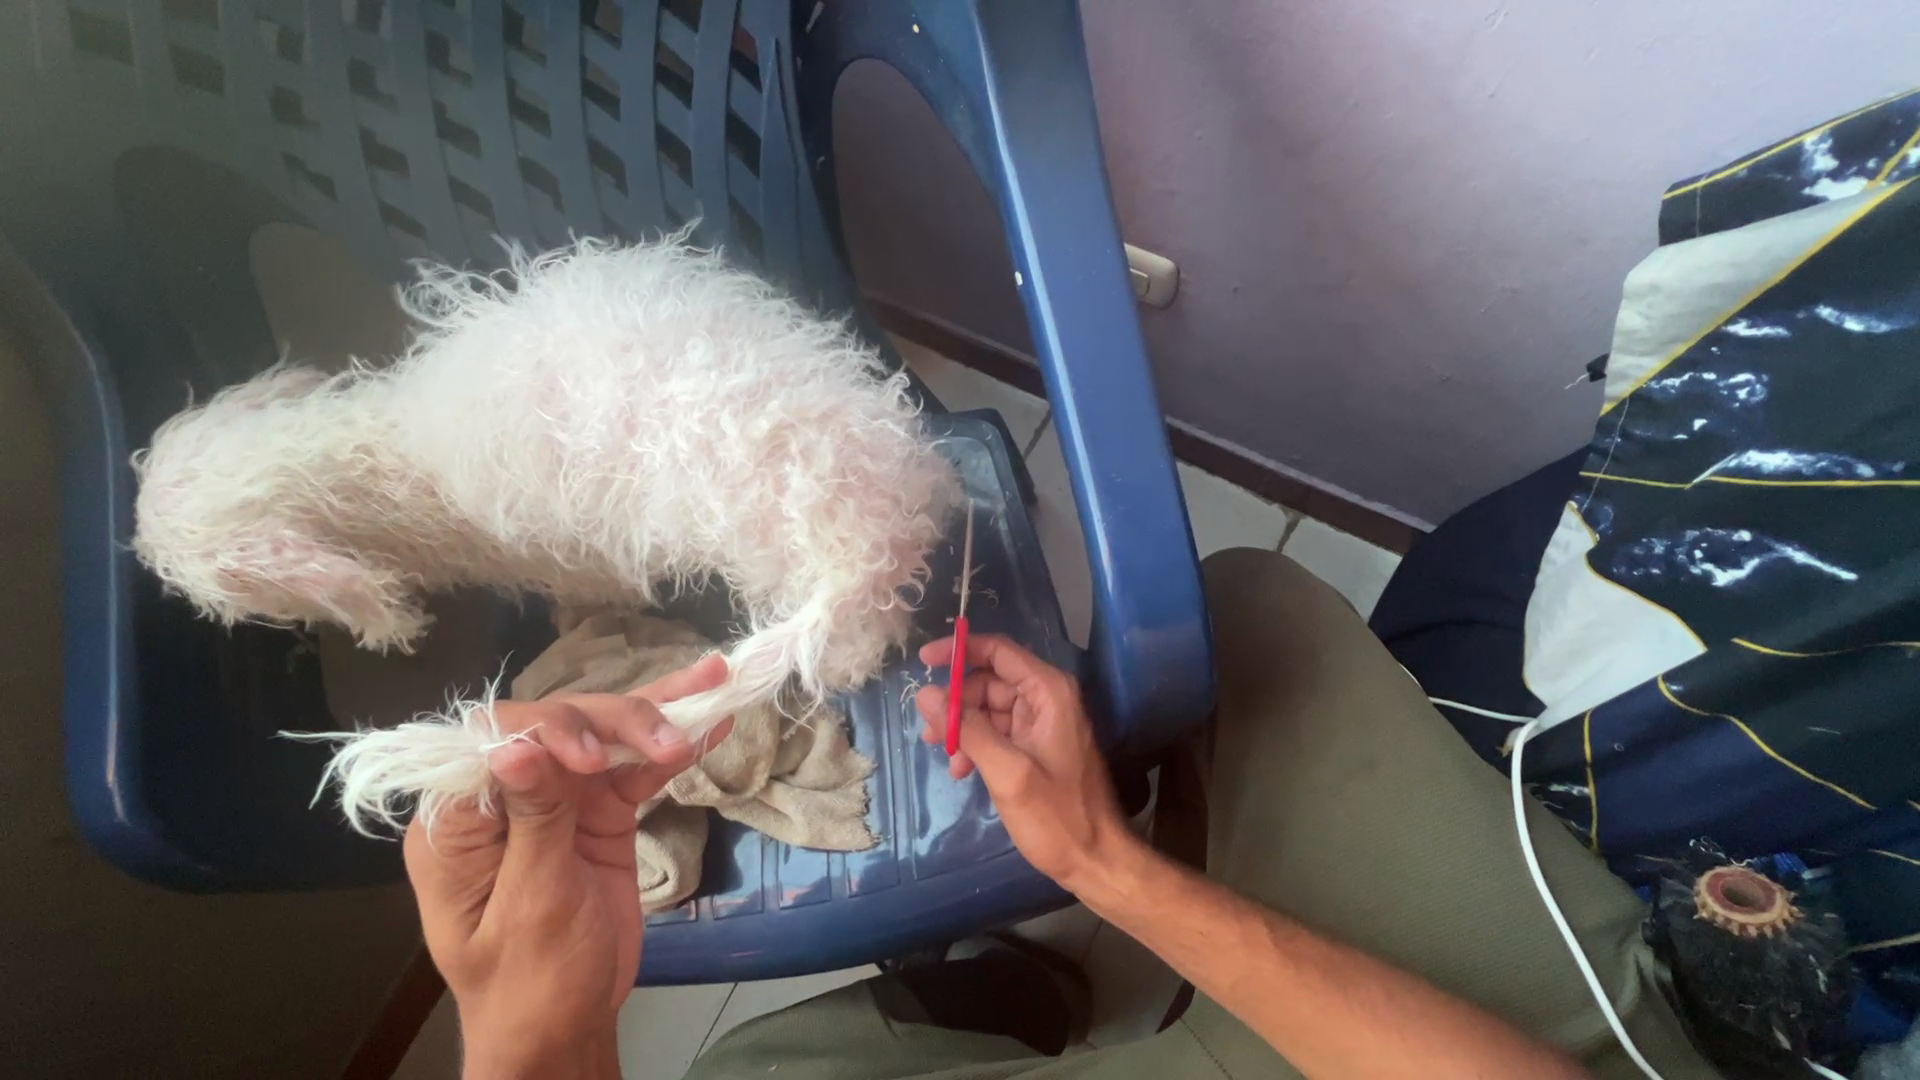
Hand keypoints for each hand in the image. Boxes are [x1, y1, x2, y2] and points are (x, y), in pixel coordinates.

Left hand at [402, 656, 731, 1078]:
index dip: (546, 732)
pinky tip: (714, 723)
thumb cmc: (529, 983)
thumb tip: (517, 747)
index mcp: (462, 820)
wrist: (568, 1027)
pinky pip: (639, 769)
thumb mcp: (531, 907)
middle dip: (617, 721)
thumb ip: (533, 821)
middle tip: (671, 739)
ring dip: (658, 713)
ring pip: (606, 736)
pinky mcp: (602, 810)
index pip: (494, 743)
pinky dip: (676, 748)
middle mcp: (509, 795)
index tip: (594, 759)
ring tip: (711, 680)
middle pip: (562, 727)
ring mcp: (560, 798)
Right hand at [915, 634, 1134, 892]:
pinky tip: (961, 770)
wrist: (1096, 862)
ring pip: (988, 707)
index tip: (923, 661)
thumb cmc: (1058, 817)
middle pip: (989, 680)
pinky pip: (997, 730)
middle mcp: (1047, 698)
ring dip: (963, 728)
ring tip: (946, 757)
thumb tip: (927, 694)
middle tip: (930, 731)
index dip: (959, 650)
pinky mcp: (1035, 746)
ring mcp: (1042, 723)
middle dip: (956, 702)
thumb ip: (968, 729)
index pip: (998, 651)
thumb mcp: (1008, 773)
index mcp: (1049, 692)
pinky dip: (976, 744)